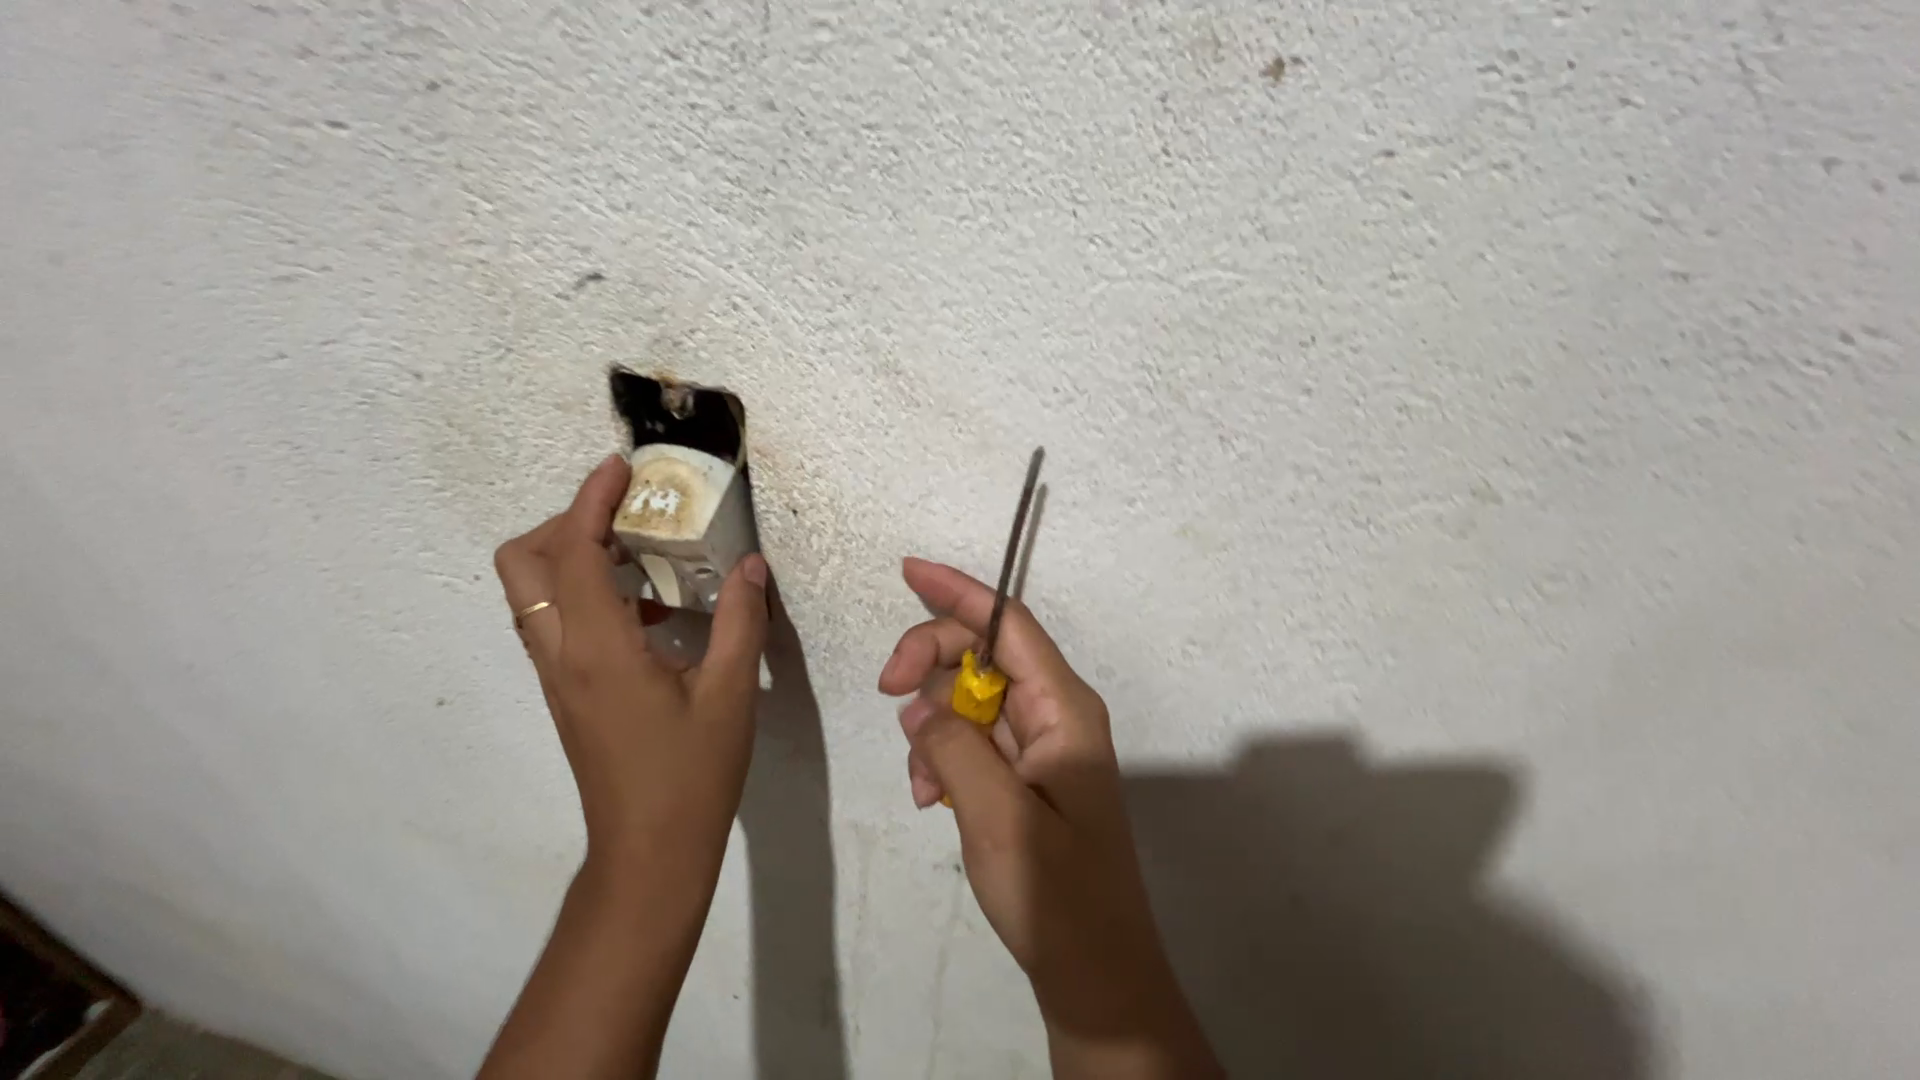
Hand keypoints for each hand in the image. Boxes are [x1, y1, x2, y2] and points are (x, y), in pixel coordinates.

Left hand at [492, 452, 768, 871]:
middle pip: (523, 563)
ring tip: (642, 554)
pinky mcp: (566, 693)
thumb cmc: (692, 774)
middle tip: (626, 517)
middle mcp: (561, 655)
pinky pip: (555, 621)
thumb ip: (740, 620)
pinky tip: (650, 611)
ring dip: (573, 556)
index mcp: (598, 650)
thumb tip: (749, 564)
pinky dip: (586, 592)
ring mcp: (557, 676)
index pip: (573, 553)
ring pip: (533, 593)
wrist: (648, 851)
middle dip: (566, 522)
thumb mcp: (731, 694)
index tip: (620, 469)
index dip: (591, 501)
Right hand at [879, 558, 1220, 1078]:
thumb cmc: (1056, 894)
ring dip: (932, 725)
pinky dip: (941, 757)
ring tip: (921, 783)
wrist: (1093, 971)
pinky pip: (971, 742)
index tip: (907, 571)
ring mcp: (1039, 747)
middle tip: (886, 692)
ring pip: (969, 700)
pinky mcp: (1023, 778)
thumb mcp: (997, 816)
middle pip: (982, 655)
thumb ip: (954, 746)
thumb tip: (920, 705)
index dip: (959, 592)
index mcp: (1065, 709)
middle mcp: (1055, 715)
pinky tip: (928, 796)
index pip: (1009, 624)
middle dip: (930, 662)